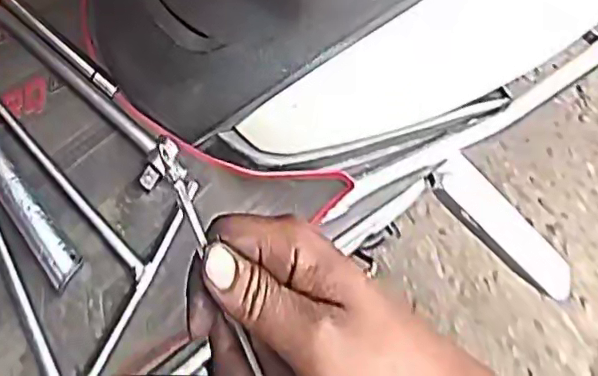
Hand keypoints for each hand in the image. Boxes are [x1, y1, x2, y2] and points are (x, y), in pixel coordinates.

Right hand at [187, 215, 489, 375]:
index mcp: (294, 244)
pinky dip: (266, 366)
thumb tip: (212, 258)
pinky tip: (289, 373)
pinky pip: (258, 346)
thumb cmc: (389, 362)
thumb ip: (259, 295)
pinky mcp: (297, 326)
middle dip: (234, 331)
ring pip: (238, 325)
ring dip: (251, 355)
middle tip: (265, 358)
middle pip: (224, 287)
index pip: (220, 235)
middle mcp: (290, 262)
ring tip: (286, 370)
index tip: (213, 322)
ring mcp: (293, 297)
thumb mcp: (315, 333)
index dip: (208, 279)